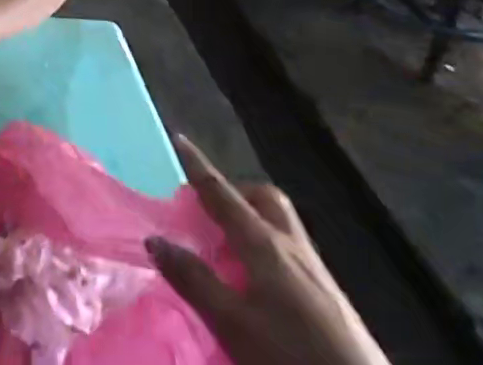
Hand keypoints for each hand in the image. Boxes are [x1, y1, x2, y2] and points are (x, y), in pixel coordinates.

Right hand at [146, 137, 390, 364]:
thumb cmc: (291, 354)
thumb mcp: (232, 323)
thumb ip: (194, 280)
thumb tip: (155, 239)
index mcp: (264, 242)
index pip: (223, 194)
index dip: (199, 167)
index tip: (180, 139)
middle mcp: (291, 243)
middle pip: (263, 197)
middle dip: (235, 192)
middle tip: (209, 209)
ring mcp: (314, 267)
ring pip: (279, 222)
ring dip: (251, 217)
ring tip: (227, 245)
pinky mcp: (327, 293)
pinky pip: (290, 247)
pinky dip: (266, 244)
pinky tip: (257, 280)